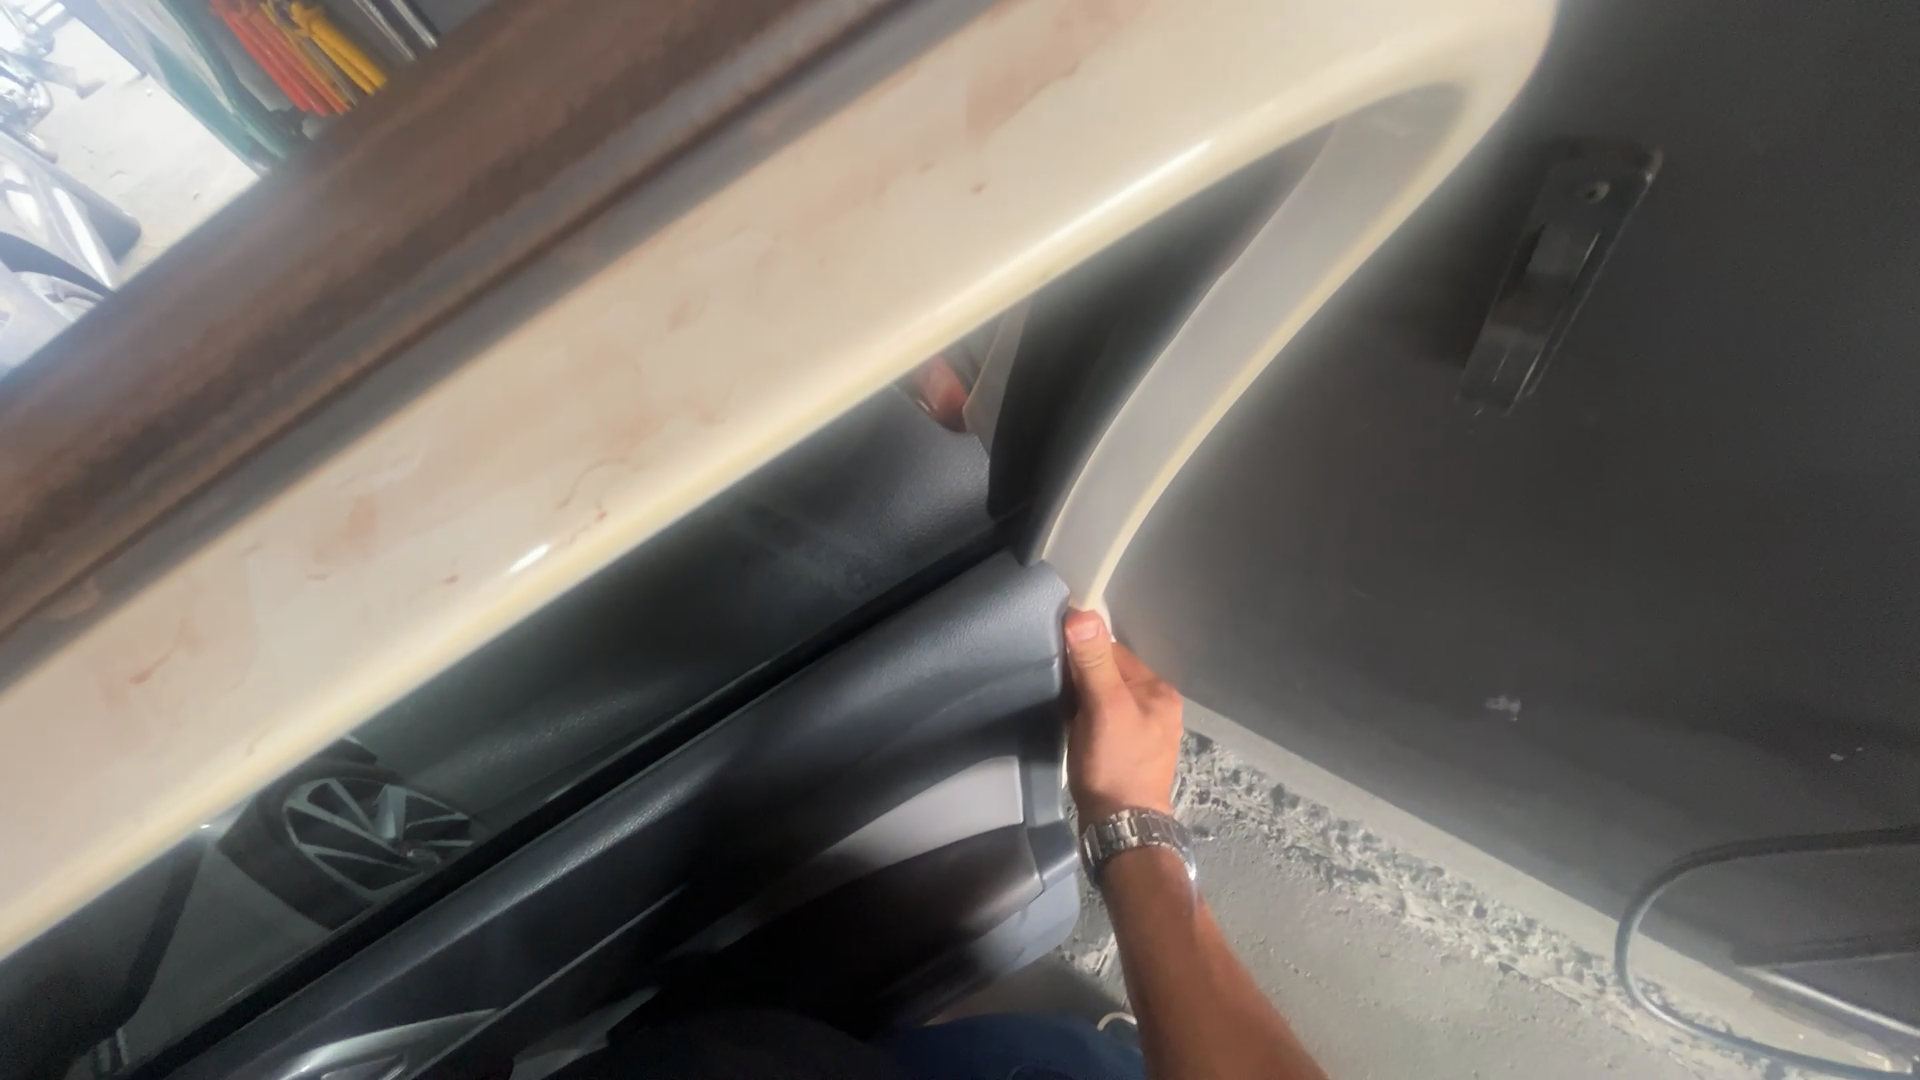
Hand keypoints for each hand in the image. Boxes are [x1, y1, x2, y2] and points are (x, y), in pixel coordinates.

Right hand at [1063, 609, 1182, 821]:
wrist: (1120, 828)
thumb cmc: (1114, 765)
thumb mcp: (1103, 708)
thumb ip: (1093, 662)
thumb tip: (1081, 614)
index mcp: (1159, 691)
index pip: (1114, 652)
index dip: (1083, 654)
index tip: (1057, 665)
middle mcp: (1157, 707)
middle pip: (1109, 674)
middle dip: (1082, 677)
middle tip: (1056, 691)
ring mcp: (1144, 731)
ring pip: (1104, 697)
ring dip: (1082, 699)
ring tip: (1062, 710)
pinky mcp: (1128, 751)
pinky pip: (1103, 718)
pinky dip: (1086, 718)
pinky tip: (1072, 727)